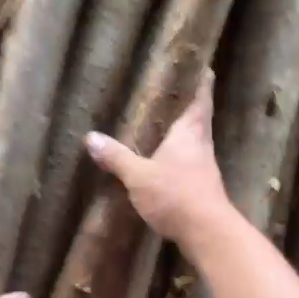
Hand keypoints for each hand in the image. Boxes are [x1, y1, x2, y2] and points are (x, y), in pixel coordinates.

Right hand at [85, 70, 231, 245]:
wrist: (207, 233)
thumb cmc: (176, 194)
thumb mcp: (138, 175)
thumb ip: (116, 157)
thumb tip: (91, 138)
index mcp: (190, 131)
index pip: (201, 96)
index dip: (200, 79)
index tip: (200, 64)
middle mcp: (201, 144)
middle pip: (198, 117)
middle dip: (186, 105)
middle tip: (170, 93)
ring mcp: (204, 167)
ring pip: (193, 141)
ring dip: (181, 133)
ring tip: (161, 126)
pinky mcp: (201, 188)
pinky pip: (188, 163)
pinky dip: (176, 158)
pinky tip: (162, 163)